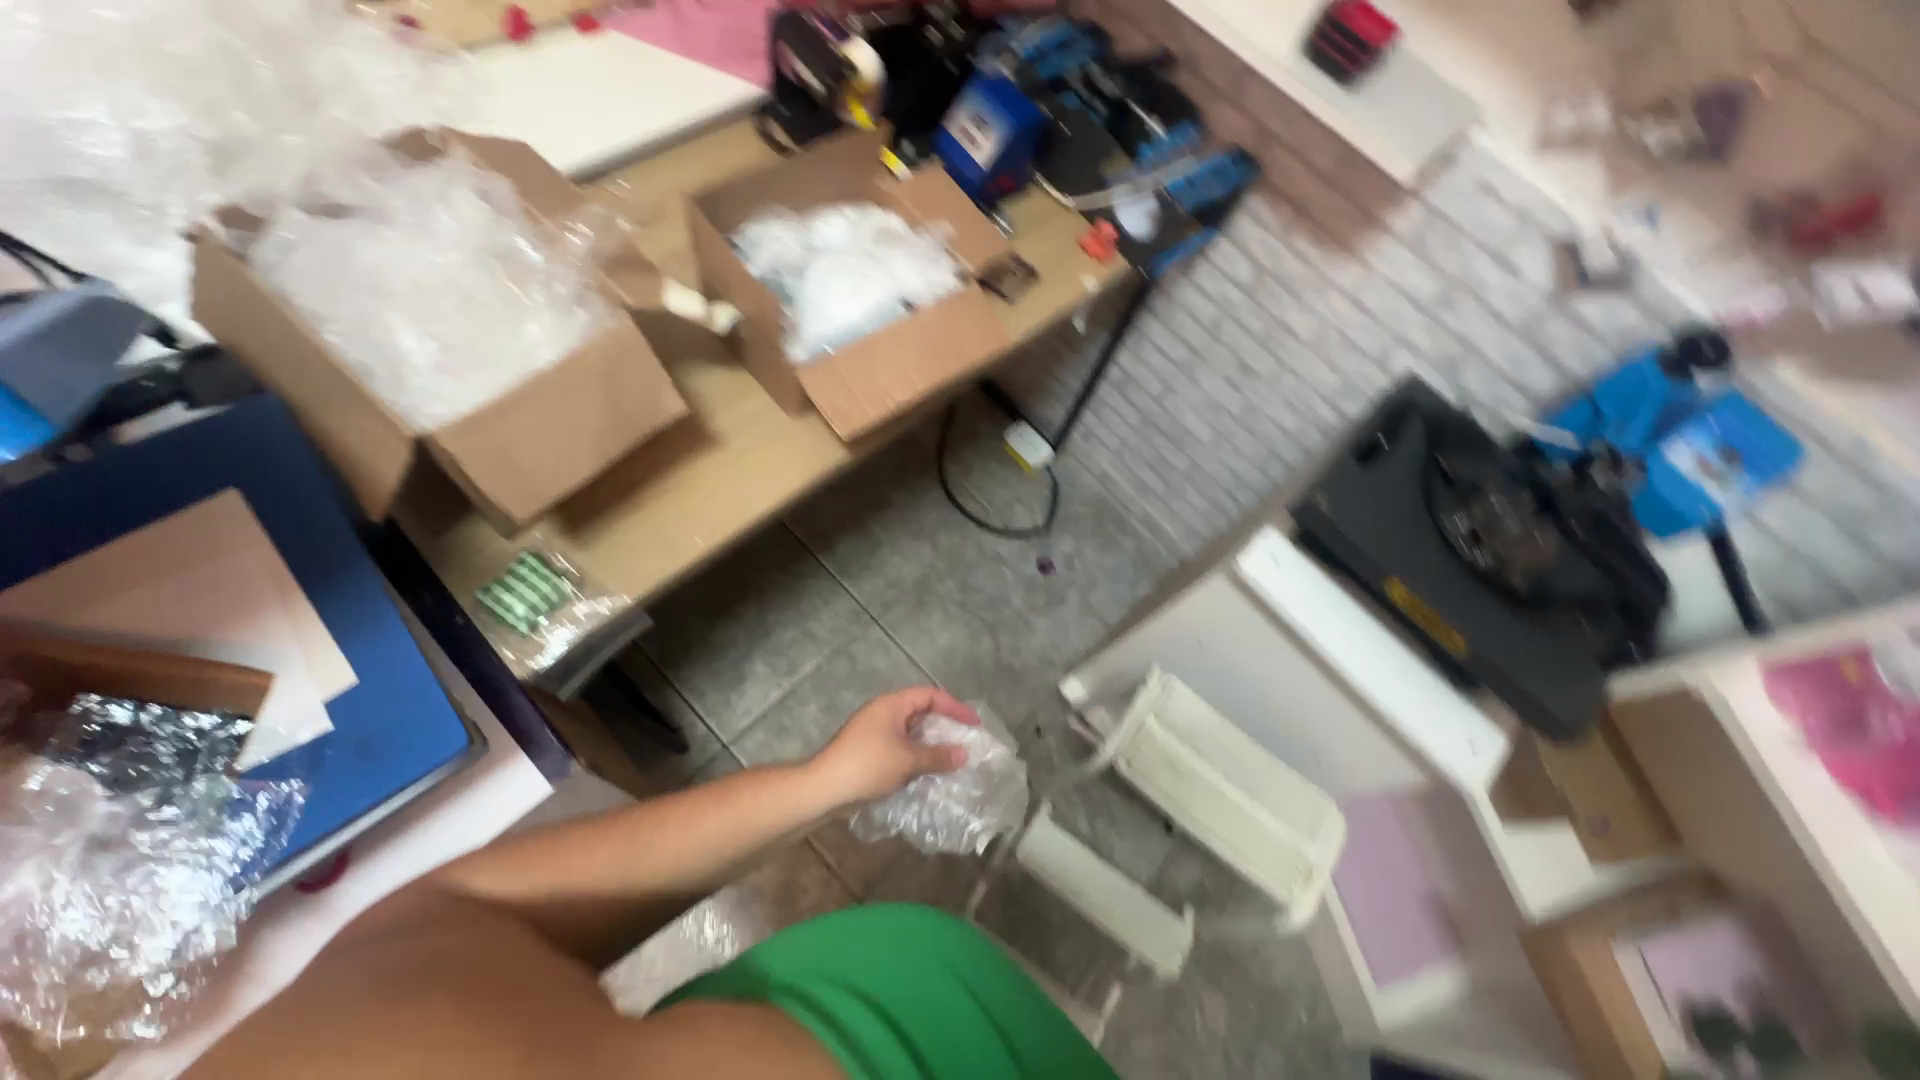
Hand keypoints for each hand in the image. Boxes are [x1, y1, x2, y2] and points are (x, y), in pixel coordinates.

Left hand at [808, 686, 979, 807]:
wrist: (824, 788)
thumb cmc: (867, 765)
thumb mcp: (907, 760)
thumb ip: (937, 756)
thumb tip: (963, 754)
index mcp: (891, 705)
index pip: (929, 695)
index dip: (954, 706)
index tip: (973, 723)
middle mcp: (882, 712)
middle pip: (919, 711)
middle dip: (943, 725)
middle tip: (964, 739)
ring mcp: (873, 731)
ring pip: (909, 731)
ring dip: (929, 743)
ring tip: (950, 757)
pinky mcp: (868, 750)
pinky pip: (899, 746)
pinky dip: (915, 754)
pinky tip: (926, 770)